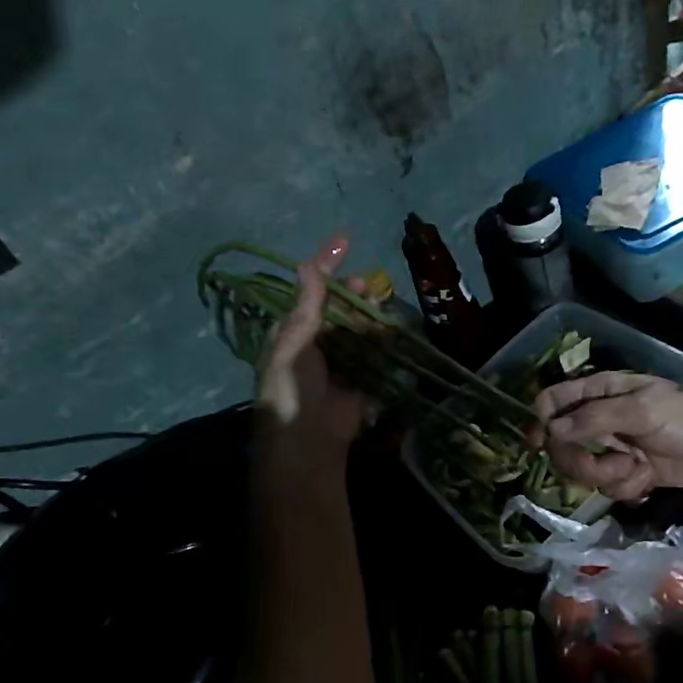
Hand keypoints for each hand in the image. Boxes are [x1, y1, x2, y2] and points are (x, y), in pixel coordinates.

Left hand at [254, 235, 365, 445]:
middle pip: (338, 306)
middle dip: (353, 292)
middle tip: (368, 285)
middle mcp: (316, 341)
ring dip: (370, 315)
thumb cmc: (290, 389)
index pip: (309, 290)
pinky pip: (374, 351)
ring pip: (359, 327)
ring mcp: (340, 360)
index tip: (344, 241)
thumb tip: (308, 264)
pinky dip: (383, 340)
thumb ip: (306, 307)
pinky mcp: (360, 377)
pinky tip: (392, 332)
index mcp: (291, 330)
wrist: (307, 441)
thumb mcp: (293, 344)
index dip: (325, 265)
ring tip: (381, 308)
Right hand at [534, 372, 682, 501]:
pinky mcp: (625, 473)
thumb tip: (553, 429)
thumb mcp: (642, 409)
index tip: (540, 443)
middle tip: (603, 464)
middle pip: (561, 442)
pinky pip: (605, 486)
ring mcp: (612, 448)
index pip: (554, 400)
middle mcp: (600, 418)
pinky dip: (625, 486)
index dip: (541, 420)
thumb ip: (596, 417)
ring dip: (606, 475)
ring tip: (634, 469)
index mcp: (601, 391)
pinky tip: (646, 478)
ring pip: (581, 469)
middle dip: (579, 459)